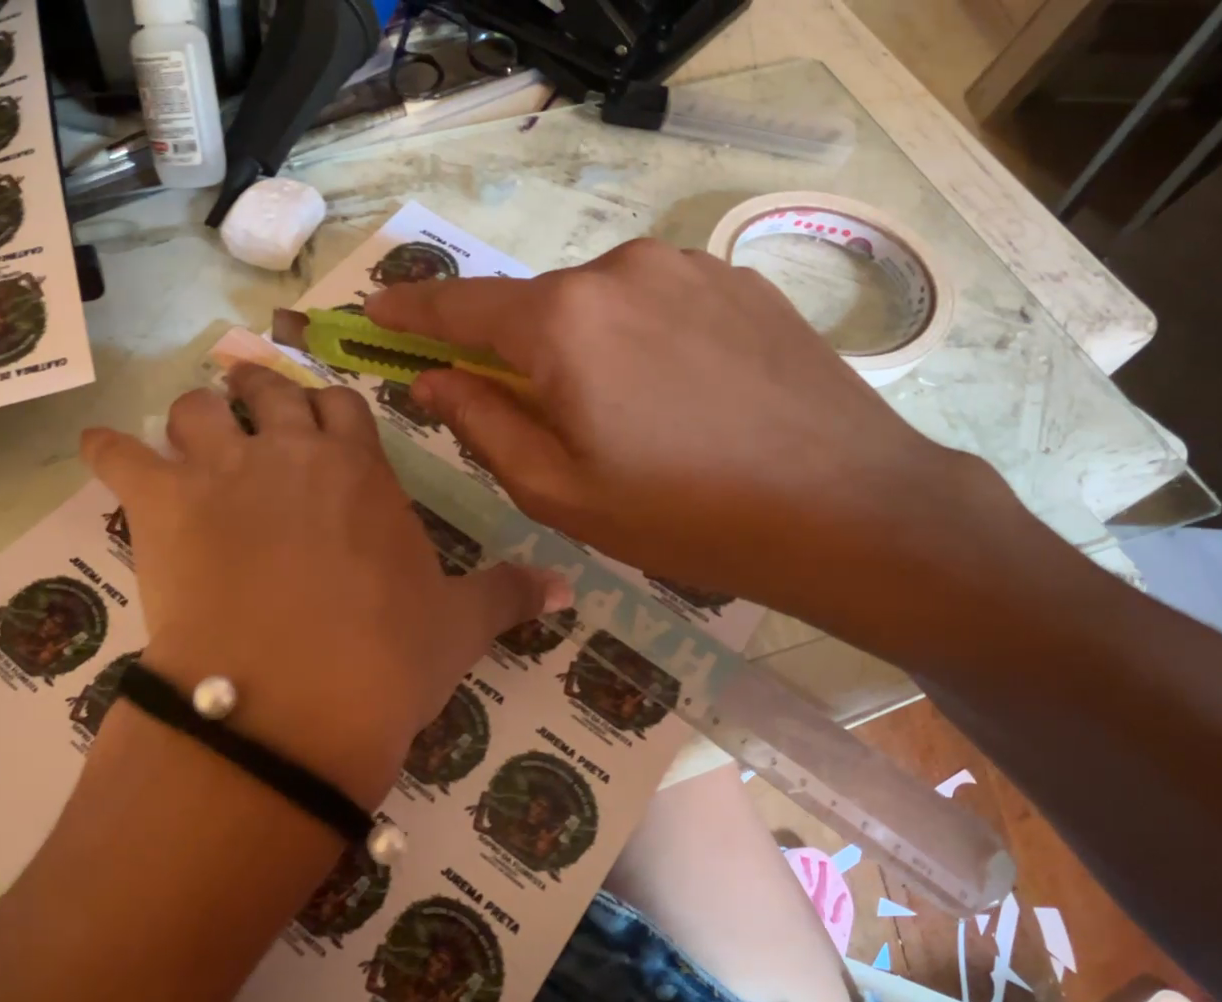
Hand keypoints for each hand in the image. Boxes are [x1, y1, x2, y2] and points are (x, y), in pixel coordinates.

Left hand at [79, 364, 567, 805]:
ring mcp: (222, 471)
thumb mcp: (457, 628)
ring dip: (195, 418)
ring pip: (196, 409)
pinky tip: (99, 451)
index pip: (341, 407)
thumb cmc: (384, 662)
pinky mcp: (162, 504)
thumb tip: (572, 589)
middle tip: (250, 414)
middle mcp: (290, 453)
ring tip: (193, 440)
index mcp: (359, 470)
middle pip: (266, 390)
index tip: (315, 428)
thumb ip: (510, 596)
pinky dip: (106, 451)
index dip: (325, 413)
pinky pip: (119, 456)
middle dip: (258, 395)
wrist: (296, 702)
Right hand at [365, 238, 998, 627]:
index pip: (460, 305)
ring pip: (595, 305)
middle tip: (530, 421)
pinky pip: (652, 303)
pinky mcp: (737, 281)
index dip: (410, 310)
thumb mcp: (556, 490)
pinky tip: (674, 400)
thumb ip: (480, 422)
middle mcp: (619, 270)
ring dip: (580, 351)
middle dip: (513, 354)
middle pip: (532, 308)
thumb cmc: (681, 514)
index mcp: (563, 322)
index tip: (373, 311)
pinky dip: (634, 341)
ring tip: (620, 422)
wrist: (848, 509)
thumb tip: (430, 379)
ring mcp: (686, 267)